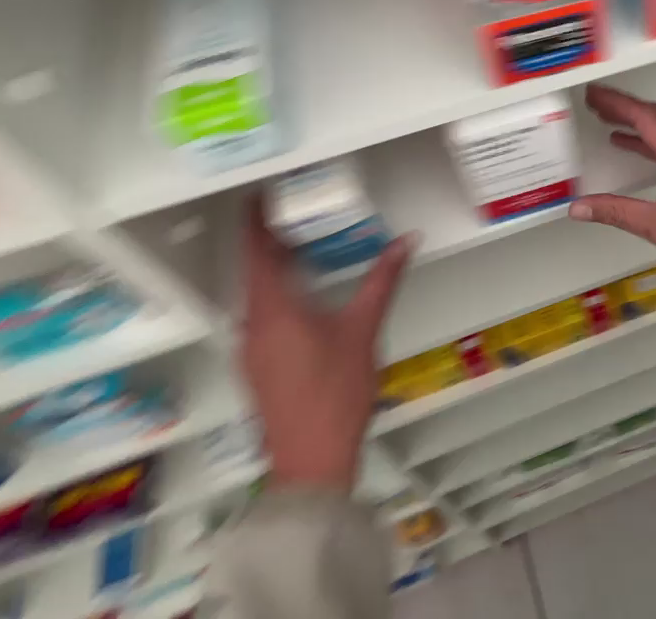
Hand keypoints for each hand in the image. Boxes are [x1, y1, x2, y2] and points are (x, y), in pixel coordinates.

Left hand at [240, 196, 414, 489]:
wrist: (312, 461)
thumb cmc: (336, 391)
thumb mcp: (364, 330)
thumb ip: (382, 281)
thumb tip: (406, 241)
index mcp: (273, 309)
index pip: (257, 251)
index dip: (256, 220)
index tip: (260, 194)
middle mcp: (252, 325)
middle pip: (254, 272)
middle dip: (270, 243)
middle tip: (293, 215)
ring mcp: (250, 350)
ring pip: (257, 297)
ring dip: (274, 272)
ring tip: (301, 250)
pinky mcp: (257, 369)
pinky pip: (262, 318)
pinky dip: (277, 297)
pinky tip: (303, 300)